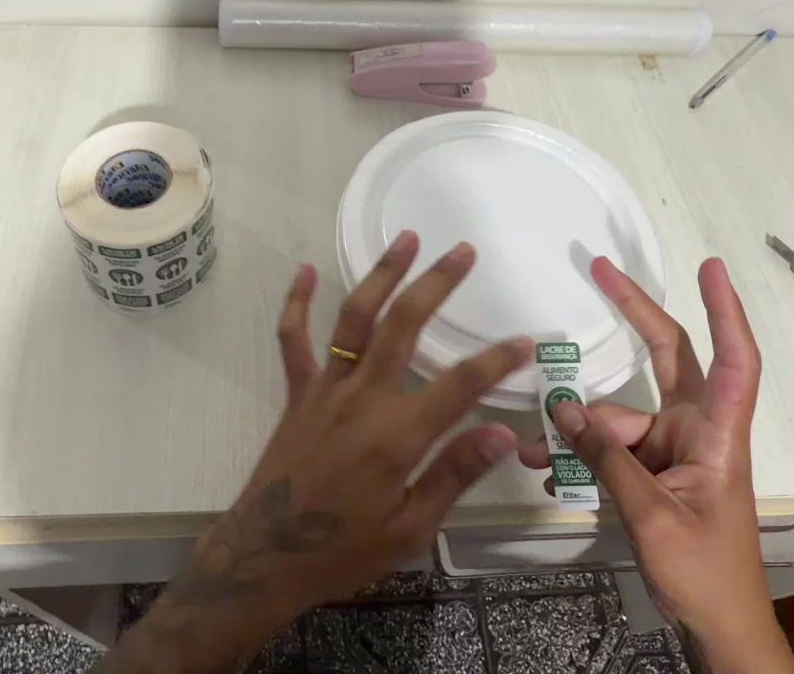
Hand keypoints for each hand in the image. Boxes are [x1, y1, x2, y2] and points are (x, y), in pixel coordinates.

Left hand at [100, 232, 529, 673]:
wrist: (267, 555)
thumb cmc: (344, 549)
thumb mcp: (410, 528)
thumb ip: (454, 474)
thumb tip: (502, 433)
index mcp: (397, 434)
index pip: (460, 385)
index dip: (497, 360)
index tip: (526, 339)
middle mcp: (362, 396)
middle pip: (404, 325)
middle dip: (436, 284)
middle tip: (462, 250)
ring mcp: (325, 387)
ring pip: (355, 318)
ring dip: (381, 275)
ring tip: (405, 239)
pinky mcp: (298, 391)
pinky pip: (293, 339)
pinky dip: (297, 302)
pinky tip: (306, 269)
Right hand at [519, 256, 793, 672]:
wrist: (719, 629)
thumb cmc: (705, 574)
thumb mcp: (650, 515)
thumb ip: (606, 458)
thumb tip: (563, 408)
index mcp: (717, 435)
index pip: (733, 360)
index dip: (724, 311)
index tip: (708, 267)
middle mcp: (696, 429)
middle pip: (667, 356)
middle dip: (634, 312)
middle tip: (598, 268)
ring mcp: (672, 448)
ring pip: (618, 415)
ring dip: (576, 428)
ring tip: (534, 450)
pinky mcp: (651, 469)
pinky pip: (609, 446)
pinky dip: (578, 453)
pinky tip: (547, 466)